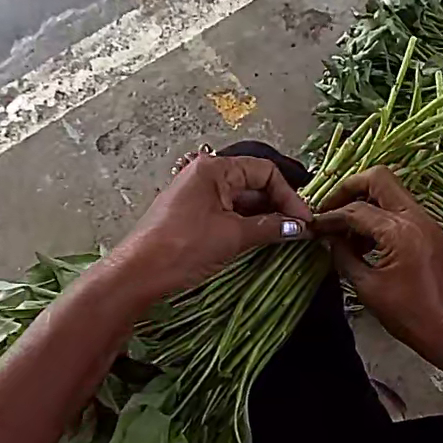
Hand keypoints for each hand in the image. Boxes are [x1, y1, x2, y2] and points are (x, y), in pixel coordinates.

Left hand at [108, 154, 312, 304]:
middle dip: (279, 205)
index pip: (265, 171)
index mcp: (214, 169)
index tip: (304, 220)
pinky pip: (229, 211)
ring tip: (285, 236)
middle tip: (299, 229)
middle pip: (254, 183)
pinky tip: (262, 239)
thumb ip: (271, 227)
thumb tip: (300, 227)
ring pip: (243, 199)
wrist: (137, 274)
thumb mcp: (234, 236)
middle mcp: (206, 174)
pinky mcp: (193, 213)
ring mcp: (198, 194)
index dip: (289, 195)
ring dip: (265, 216)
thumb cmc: (184, 247)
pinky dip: (248, 223)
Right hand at [310, 167, 442, 362]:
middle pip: (378, 179)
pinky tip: (363, 242)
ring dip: (365, 202)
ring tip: (345, 233)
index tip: (313, 227)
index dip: (330, 217)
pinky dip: (379, 216)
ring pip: (390, 191)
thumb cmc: (407, 314)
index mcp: (399, 230)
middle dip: (350, 189)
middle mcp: (415, 216)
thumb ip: (343, 256)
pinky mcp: (429, 231)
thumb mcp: (366, 286)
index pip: (355, 209)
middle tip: (330, 210)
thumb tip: (329, 239)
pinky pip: (399, 209)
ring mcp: (425, 221)